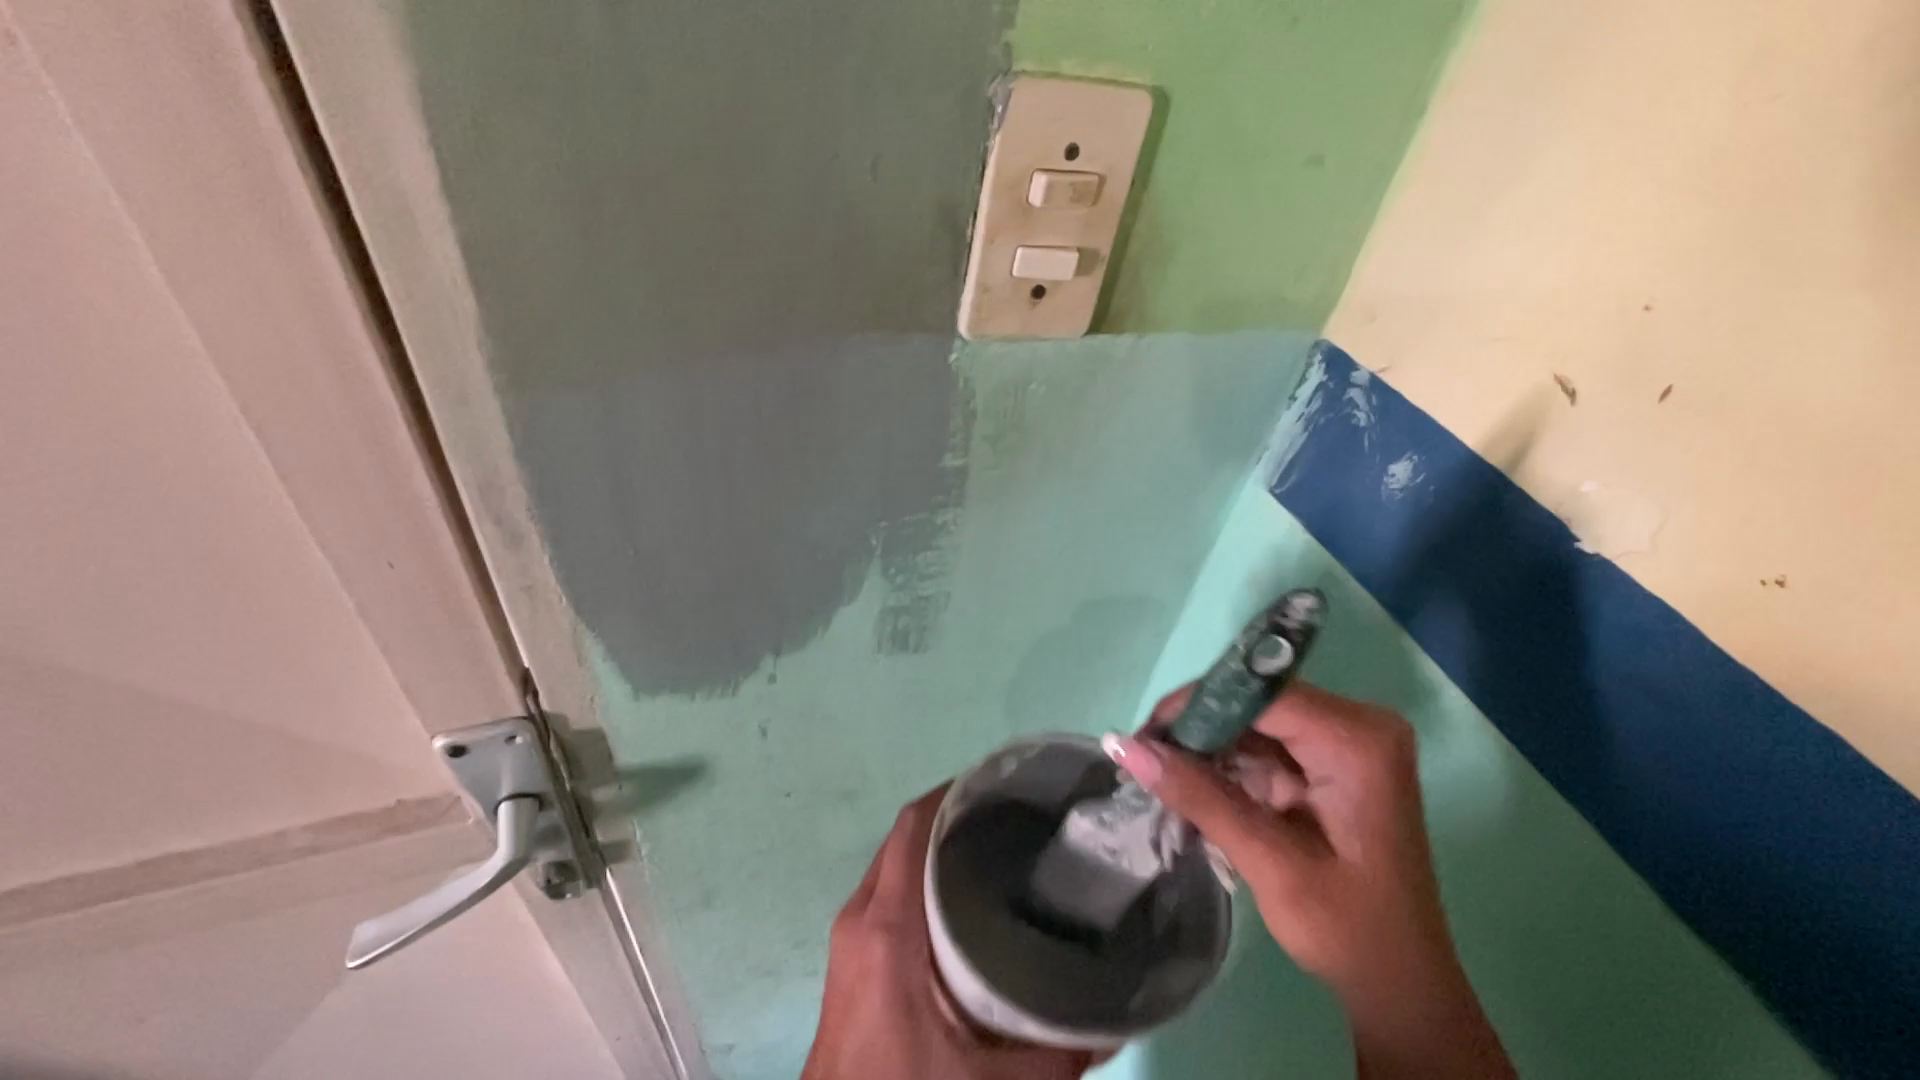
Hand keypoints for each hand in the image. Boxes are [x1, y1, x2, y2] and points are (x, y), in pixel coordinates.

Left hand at [801, 787, 1095, 1079]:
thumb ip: (1063, 1046)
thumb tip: (1119, 1011)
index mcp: (888, 927)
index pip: (915, 826)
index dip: (957, 792)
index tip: (1009, 787)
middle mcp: (861, 917)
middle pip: (906, 839)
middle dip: (958, 818)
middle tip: (1021, 820)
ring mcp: (850, 939)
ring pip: (896, 867)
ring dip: (940, 851)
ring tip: (1002, 851)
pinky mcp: (852, 960)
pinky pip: (890, 896)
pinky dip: (924, 882)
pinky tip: (969, 903)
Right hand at [1107, 683, 1513, 1079]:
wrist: (1398, 981)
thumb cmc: (1346, 927)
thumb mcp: (1267, 860)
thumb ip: (1198, 795)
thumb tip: (1124, 745)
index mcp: (1357, 742)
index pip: (1261, 695)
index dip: (1196, 705)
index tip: (1142, 734)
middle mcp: (1358, 727)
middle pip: (1258, 704)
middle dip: (1199, 728)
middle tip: (1143, 757)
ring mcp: (1347, 745)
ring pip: (1257, 723)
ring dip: (1209, 747)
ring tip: (1159, 772)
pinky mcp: (1332, 764)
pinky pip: (1268, 746)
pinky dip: (1229, 765)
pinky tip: (1193, 784)